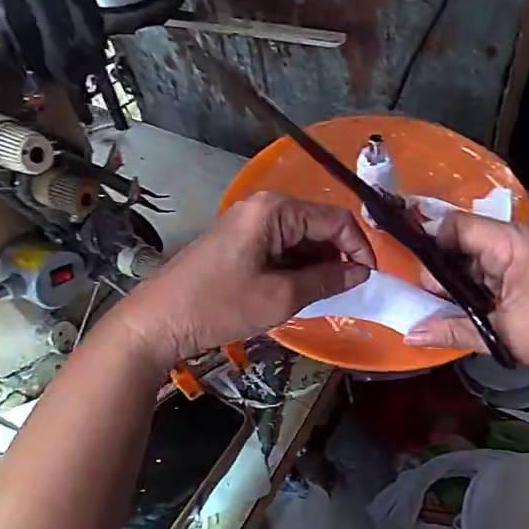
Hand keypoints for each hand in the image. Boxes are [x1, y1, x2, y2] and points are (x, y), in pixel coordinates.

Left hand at [112, 191, 375, 364]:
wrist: (159, 320)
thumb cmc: (219, 306)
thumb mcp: (281, 296)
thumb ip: (327, 280)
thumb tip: (360, 272)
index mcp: (274, 210)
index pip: (335, 219)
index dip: (359, 247)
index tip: (369, 278)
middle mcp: (262, 208)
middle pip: (317, 227)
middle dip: (335, 259)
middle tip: (343, 294)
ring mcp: (248, 224)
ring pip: (299, 241)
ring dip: (314, 268)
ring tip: (317, 299)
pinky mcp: (239, 243)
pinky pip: (280, 250)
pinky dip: (294, 270)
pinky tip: (294, 295)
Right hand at [404, 211, 528, 376]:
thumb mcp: (504, 335)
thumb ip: (455, 330)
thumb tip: (410, 333)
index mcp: (511, 242)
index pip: (454, 226)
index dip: (430, 246)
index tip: (421, 281)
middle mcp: (511, 240)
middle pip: (457, 242)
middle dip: (439, 272)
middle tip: (431, 304)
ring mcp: (516, 255)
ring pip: (466, 260)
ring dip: (453, 285)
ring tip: (444, 311)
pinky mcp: (518, 272)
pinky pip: (480, 273)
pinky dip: (467, 291)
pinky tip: (461, 312)